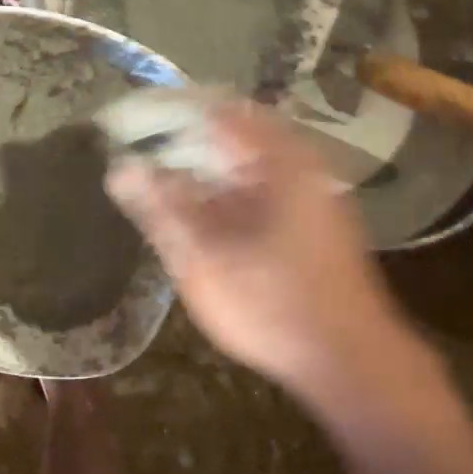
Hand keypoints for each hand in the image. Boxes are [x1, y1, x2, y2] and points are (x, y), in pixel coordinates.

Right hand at [104, 100, 410, 392]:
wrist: (352, 365)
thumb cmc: (273, 304)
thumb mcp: (205, 257)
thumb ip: (161, 208)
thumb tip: (120, 169)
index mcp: (280, 160)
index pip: (217, 109)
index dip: (172, 110)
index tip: (133, 120)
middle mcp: (302, 166)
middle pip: (234, 133)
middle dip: (187, 141)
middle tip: (143, 152)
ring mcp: (315, 195)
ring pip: (249, 163)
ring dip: (208, 168)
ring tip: (165, 183)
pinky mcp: (316, 224)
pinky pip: (264, 188)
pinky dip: (230, 192)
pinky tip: (205, 217)